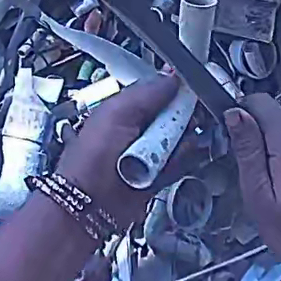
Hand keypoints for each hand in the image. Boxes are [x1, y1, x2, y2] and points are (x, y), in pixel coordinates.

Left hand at [54, 73, 179, 224]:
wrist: (90, 204)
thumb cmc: (92, 157)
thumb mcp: (119, 113)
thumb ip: (147, 93)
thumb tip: (173, 76)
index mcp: (124, 108)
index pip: (159, 90)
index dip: (176, 90)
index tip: (191, 91)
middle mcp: (138, 127)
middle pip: (175, 113)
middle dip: (183, 115)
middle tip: (184, 120)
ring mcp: (150, 151)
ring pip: (182, 136)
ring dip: (184, 138)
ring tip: (175, 144)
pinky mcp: (160, 173)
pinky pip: (183, 161)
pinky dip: (186, 158)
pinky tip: (183, 157)